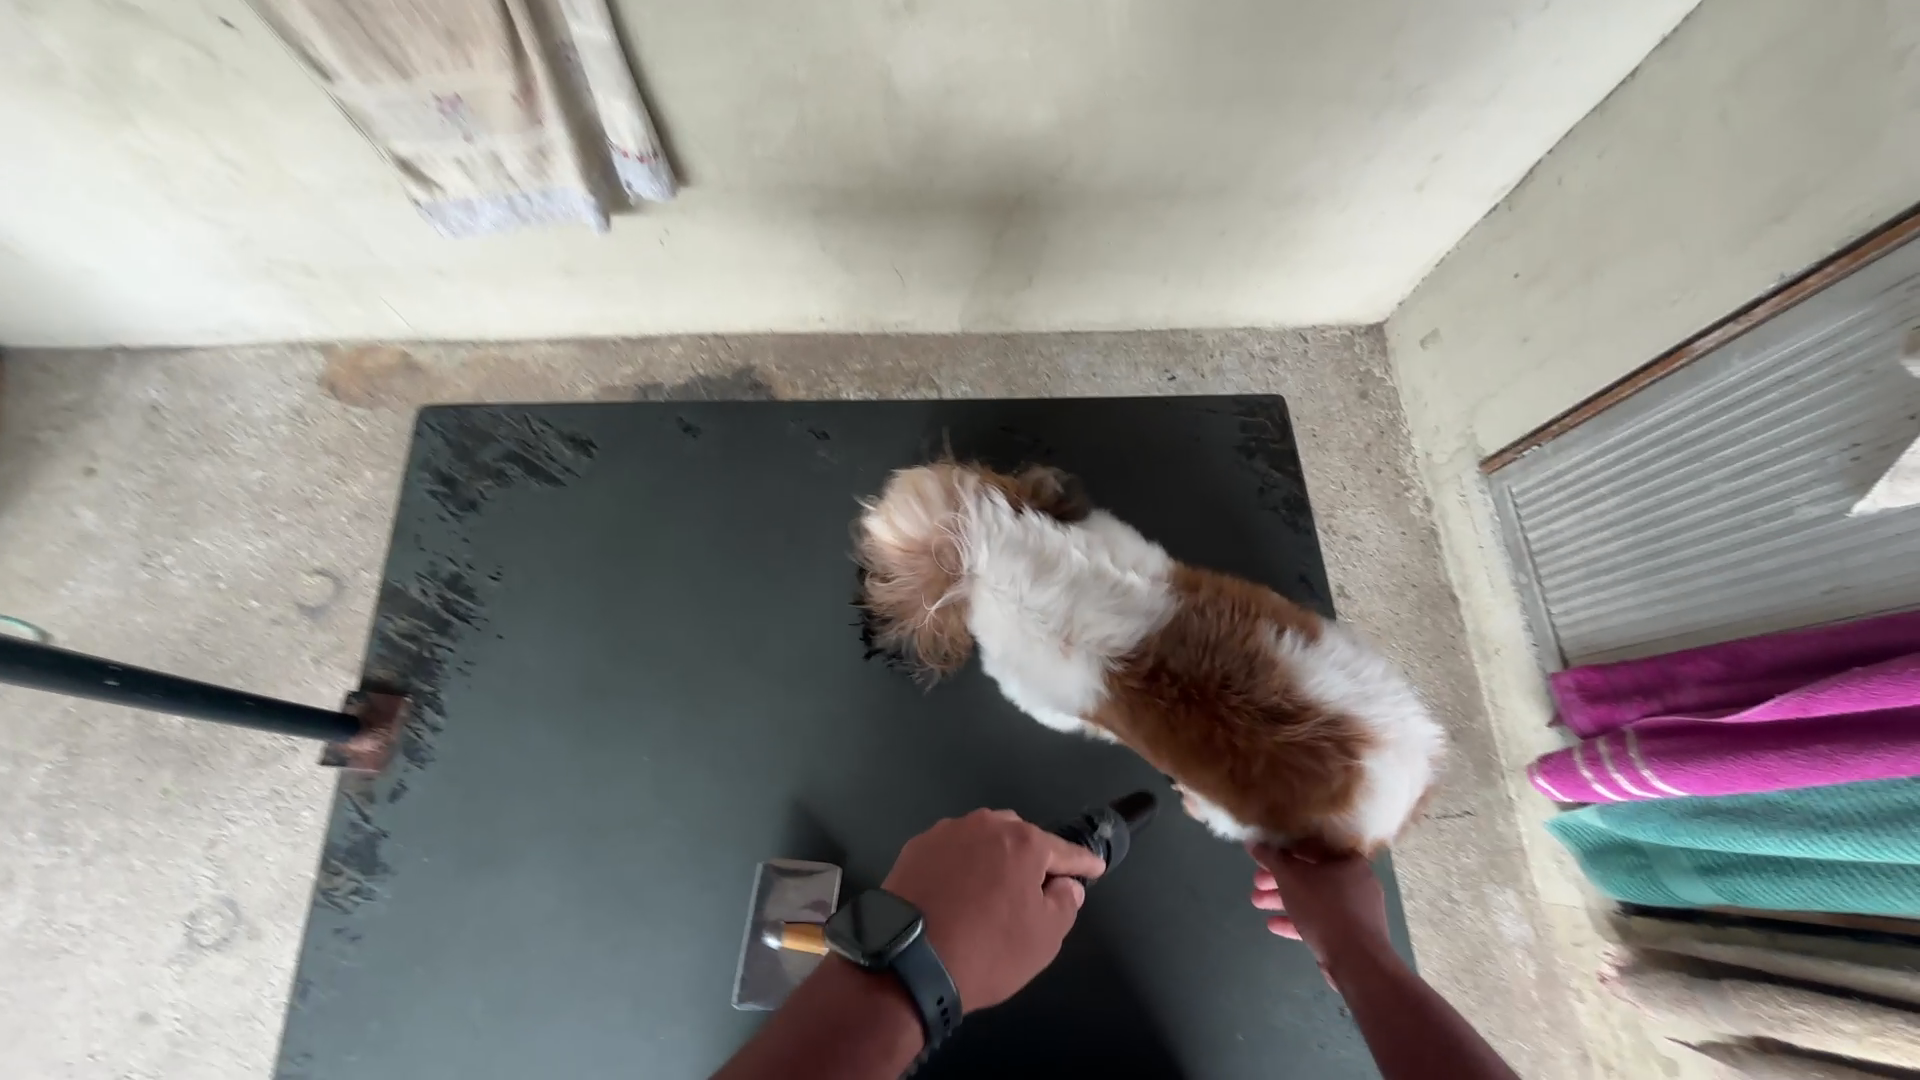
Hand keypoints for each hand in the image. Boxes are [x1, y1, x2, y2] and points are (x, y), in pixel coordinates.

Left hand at [882, 808, 1105, 1010]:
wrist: (909, 960)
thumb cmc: (987, 950)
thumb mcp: (1043, 938)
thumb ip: (1064, 904)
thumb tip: (1066, 884)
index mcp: (1024, 842)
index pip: (1063, 851)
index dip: (1083, 862)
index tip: (1095, 866)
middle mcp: (986, 825)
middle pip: (1020, 836)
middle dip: (1031, 857)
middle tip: (1034, 889)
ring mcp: (947, 831)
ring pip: (982, 839)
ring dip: (993, 858)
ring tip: (992, 890)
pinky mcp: (917, 846)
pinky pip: (951, 851)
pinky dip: (960, 865)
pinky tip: (956, 891)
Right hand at [1247, 840, 1395, 980]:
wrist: (1358, 962)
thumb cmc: (1324, 909)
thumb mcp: (1290, 878)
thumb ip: (1270, 858)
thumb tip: (1252, 842)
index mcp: (1348, 860)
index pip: (1311, 846)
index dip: (1283, 849)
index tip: (1263, 856)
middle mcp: (1357, 882)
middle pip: (1310, 874)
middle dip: (1278, 879)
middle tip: (1257, 883)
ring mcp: (1356, 911)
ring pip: (1313, 898)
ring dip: (1283, 899)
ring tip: (1257, 903)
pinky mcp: (1352, 935)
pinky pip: (1321, 921)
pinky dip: (1298, 920)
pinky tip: (1273, 925)